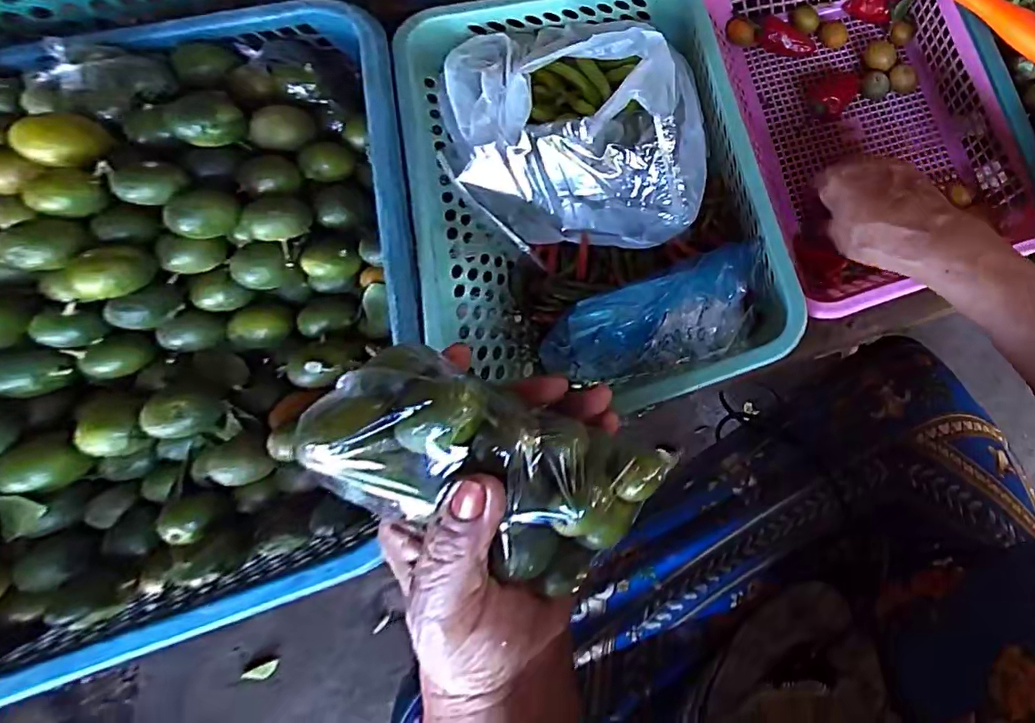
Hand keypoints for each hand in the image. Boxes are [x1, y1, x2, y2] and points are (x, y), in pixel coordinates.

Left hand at [377, 346, 613, 721]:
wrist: (512, 676)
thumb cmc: (460, 644)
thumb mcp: (444, 601)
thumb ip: (454, 548)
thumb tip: (479, 482)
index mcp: (424, 503)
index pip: (425, 436)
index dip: (438, 392)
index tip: (461, 358)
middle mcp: (467, 487)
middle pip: (494, 426)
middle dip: (527, 397)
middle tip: (559, 385)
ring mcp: (511, 494)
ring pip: (535, 439)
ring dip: (567, 415)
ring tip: (600, 400)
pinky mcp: (548, 507)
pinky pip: (568, 466)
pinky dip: (590, 442)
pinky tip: (610, 428)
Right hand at [815, 158, 1004, 280]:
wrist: (928, 236)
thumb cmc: (876, 240)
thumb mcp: (840, 242)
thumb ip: (826, 226)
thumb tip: (821, 223)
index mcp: (832, 180)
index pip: (816, 185)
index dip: (818, 200)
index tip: (823, 213)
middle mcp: (855, 163)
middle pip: (842, 174)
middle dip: (843, 188)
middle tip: (848, 210)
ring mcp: (884, 163)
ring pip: (867, 172)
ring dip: (866, 185)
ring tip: (873, 207)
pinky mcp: (909, 167)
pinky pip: (889, 176)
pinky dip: (888, 187)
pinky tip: (895, 205)